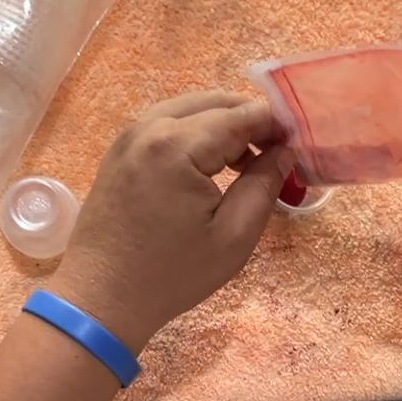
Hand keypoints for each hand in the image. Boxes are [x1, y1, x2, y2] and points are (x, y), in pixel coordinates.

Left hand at [47, 91, 291, 351]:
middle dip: (250, 121)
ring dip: (222, 126)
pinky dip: (193, 134)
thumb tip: (284, 152)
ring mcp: (127, 137)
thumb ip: (263, 186)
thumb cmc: (170, 276)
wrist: (101, 299)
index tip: (301, 144)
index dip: (277, 125)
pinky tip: (208, 167)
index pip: (241, 115)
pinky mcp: (118, 152)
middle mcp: (148, 127)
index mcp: (177, 145)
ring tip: (246, 163)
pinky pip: (164, 124)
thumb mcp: (232, 238)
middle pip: (214, 102)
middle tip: (276, 154)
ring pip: (188, 108)